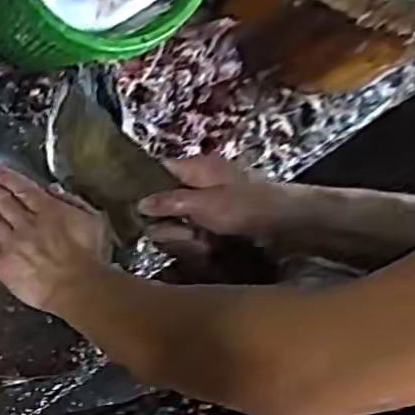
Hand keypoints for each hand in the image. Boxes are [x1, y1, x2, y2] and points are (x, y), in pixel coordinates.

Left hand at [0, 165, 112, 313]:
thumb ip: (72, 202)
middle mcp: (26, 224)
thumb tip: (53, 190)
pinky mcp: (1, 265)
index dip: (4, 177)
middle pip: (0, 200)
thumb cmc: (90, 256)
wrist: (76, 285)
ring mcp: (11, 244)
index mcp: (49, 210)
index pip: (22, 188)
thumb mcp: (92, 219)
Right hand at [136, 154, 303, 264]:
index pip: (157, 169)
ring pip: (169, 224)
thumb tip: (139, 203)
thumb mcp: (204, 203)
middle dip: (165, 223)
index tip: (130, 206)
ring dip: (179, 237)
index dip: (142, 185)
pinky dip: (190, 242)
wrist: (285, 224)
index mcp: (196, 169)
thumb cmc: (247, 206)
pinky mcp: (205, 222)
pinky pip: (183, 234)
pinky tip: (205, 245)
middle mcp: (195, 184)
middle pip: (158, 204)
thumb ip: (169, 202)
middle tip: (182, 231)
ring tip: (201, 240)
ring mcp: (200, 205)